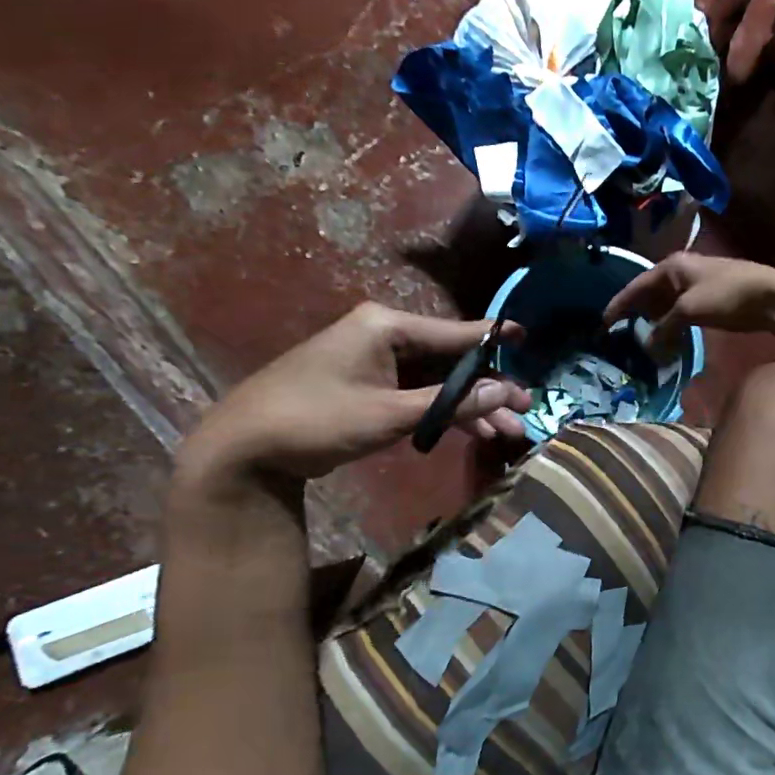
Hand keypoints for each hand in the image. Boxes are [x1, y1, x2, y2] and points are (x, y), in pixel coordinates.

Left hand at [180, 303, 530, 480]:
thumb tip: (505, 392)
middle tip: (524, 411)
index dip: (493, 339)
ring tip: (506, 432)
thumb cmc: (317, 420)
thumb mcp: (390, 414)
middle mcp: (384, 336)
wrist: (246, 447)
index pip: (454, 331)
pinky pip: (416, 394)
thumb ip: (451, 404)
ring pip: (436, 381)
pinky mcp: (368, 387)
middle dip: (486, 389)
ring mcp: (374, 362)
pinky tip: (471, 432)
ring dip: (468, 407)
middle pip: (450, 360)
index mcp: (386, 327)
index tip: (527, 338)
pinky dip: (441, 413)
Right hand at [603, 253, 774, 353]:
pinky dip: (670, 324)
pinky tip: (666, 338)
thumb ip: (664, 328)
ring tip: (639, 339)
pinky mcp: (707, 300)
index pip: (636, 286)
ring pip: (665, 304)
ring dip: (653, 321)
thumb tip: (648, 346)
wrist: (769, 296)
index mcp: (671, 267)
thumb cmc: (727, 295)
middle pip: (649, 294)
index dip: (619, 304)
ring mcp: (695, 285)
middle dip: (634, 313)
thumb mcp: (689, 311)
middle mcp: (680, 272)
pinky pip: (679, 312)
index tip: (603, 322)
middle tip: (618, 333)